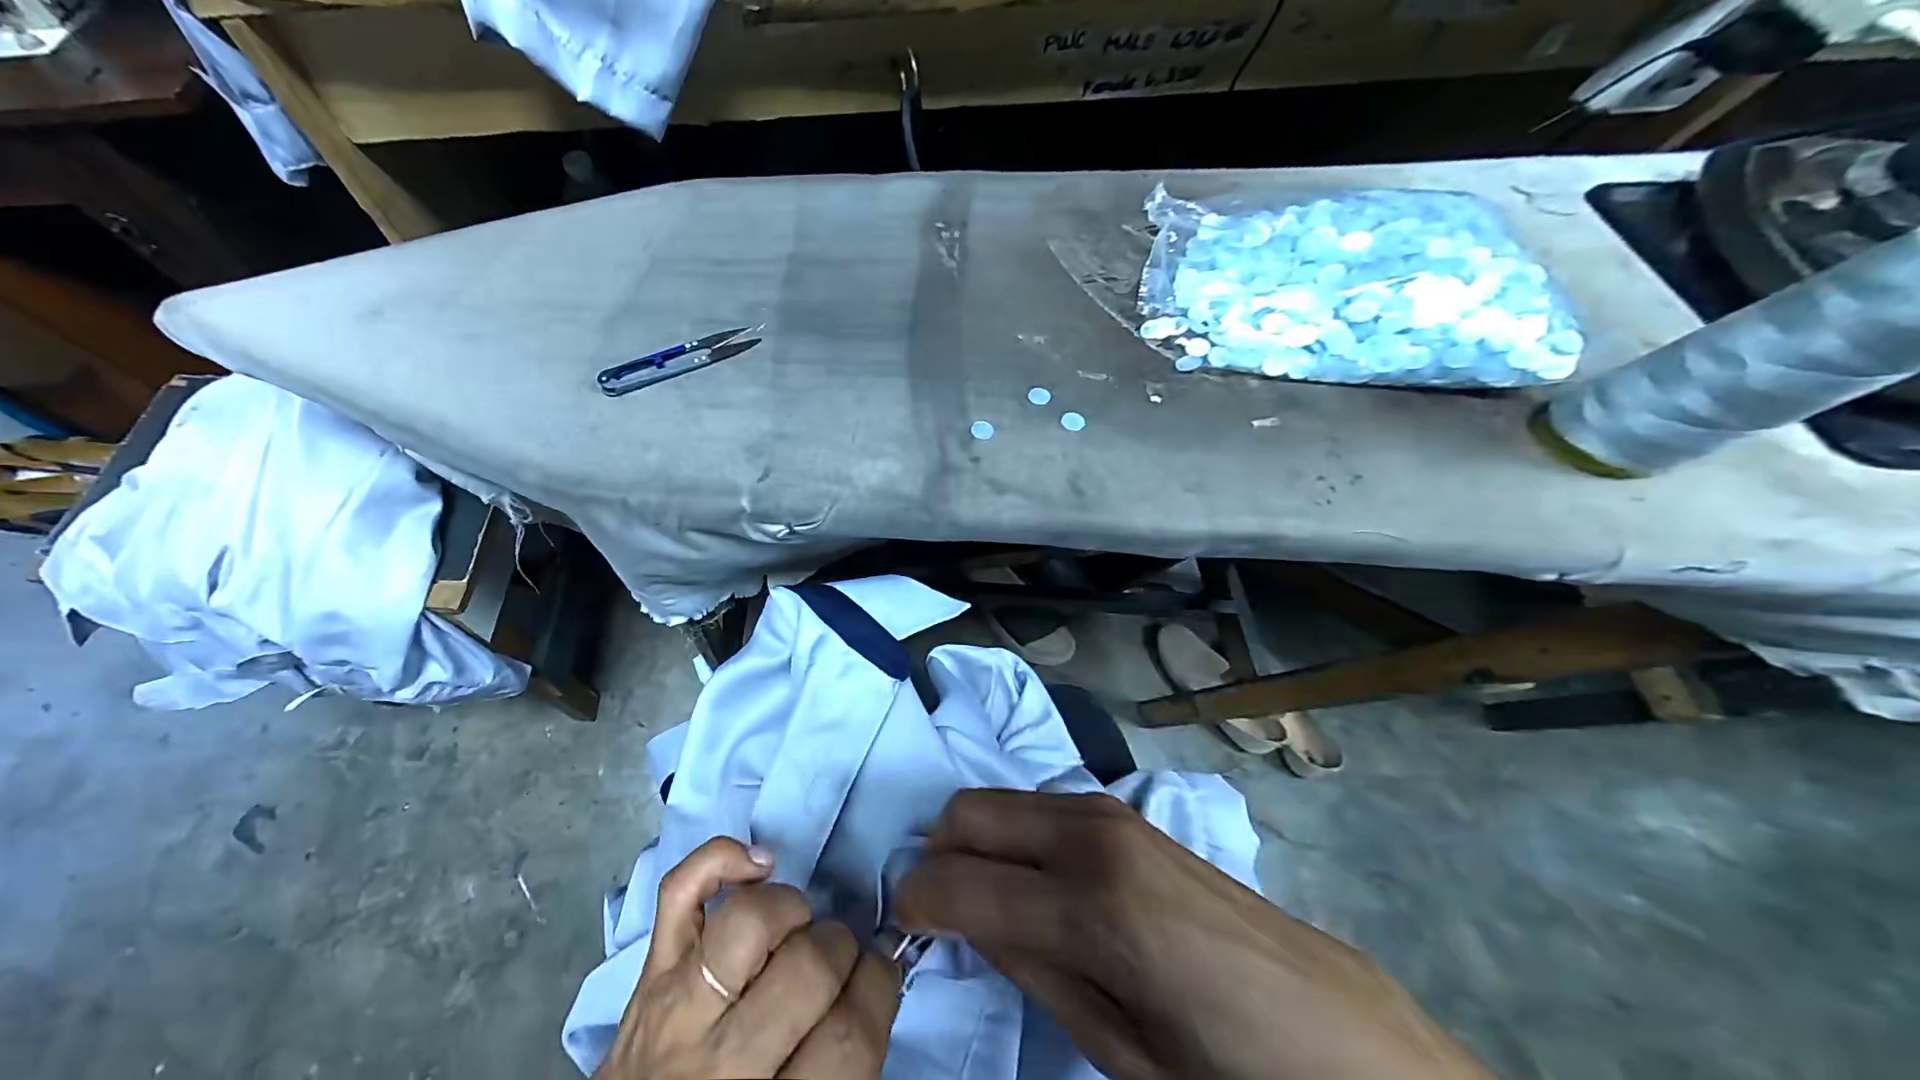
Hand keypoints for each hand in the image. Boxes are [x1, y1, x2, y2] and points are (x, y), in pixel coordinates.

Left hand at [595, 837, 902, 1079]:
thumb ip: (840, 1056)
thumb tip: (882, 967)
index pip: (850, 1034)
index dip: (878, 987)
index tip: (877, 975)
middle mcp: (720, 1062)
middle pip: (810, 969)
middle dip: (842, 948)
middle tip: (836, 961)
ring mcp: (676, 1008)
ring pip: (750, 920)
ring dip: (794, 910)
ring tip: (798, 928)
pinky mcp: (649, 971)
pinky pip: (679, 891)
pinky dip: (720, 859)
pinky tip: (758, 865)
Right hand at [896, 790, 1493, 1079]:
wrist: (1341, 1033)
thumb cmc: (1227, 1066)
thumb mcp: (1117, 1049)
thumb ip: (1033, 969)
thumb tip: (968, 919)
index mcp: (1090, 904)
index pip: (958, 880)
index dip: (914, 902)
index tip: (902, 928)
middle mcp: (1095, 835)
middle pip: (969, 812)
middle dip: (939, 857)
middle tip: (941, 913)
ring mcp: (1116, 815)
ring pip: (1001, 800)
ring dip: (976, 843)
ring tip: (986, 901)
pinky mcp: (1133, 816)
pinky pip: (1042, 808)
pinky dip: (1016, 836)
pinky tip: (1036, 884)